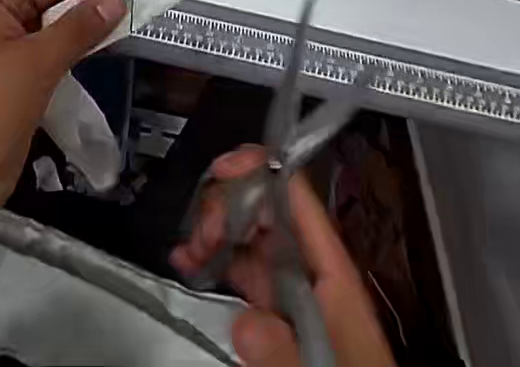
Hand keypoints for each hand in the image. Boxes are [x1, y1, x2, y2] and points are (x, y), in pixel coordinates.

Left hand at [0, 0, 126, 294]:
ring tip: (120, 14)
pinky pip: (47, 46)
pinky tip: (99, 43)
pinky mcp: (11, 76)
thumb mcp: (35, 64)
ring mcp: (0, 47)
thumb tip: (112, 0)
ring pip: (48, 18)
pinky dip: (73, 42)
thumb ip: (78, 28)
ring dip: (81, 16)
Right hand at [171, 148, 396, 366]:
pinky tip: (189, 261)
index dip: (259, 172)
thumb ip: (284, 353)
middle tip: (201, 236)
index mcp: (331, 272)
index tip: (222, 172)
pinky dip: (214, 259)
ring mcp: (291, 290)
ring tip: (189, 252)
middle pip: (265, 211)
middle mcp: (310, 270)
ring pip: (248, 237)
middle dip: (226, 208)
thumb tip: (246, 322)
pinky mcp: (275, 313)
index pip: (297, 198)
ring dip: (214, 232)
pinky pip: (241, 270)